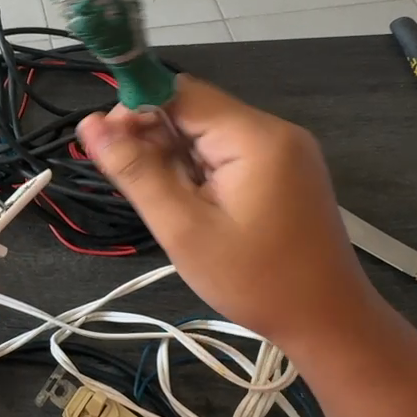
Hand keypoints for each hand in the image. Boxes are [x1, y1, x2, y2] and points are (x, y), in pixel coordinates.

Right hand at [76, 76, 382, 351]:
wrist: (329, 325)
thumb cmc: (255, 280)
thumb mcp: (182, 227)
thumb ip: (134, 170)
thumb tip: (88, 124)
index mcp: (255, 137)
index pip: (179, 91)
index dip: (134, 108)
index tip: (105, 143)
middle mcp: (272, 132)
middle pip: (191, 108)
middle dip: (149, 135)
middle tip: (126, 179)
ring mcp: (280, 151)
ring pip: (202, 130)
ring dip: (169, 155)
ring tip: (157, 198)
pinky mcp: (279, 170)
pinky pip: (220, 150)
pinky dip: (192, 167)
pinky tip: (182, 201)